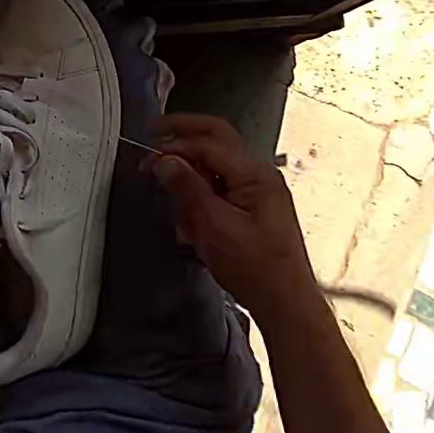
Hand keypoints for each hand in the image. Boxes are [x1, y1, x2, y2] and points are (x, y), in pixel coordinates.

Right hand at [149, 114, 319, 317]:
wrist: (284, 301)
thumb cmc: (254, 267)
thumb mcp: (213, 225)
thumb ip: (187, 188)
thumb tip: (164, 160)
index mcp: (254, 175)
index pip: (207, 144)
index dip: (175, 147)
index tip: (149, 160)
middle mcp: (258, 174)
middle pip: (216, 138)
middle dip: (184, 133)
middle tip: (153, 131)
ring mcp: (257, 189)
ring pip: (216, 162)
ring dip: (190, 170)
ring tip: (174, 197)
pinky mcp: (252, 204)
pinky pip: (220, 184)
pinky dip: (200, 190)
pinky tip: (191, 215)